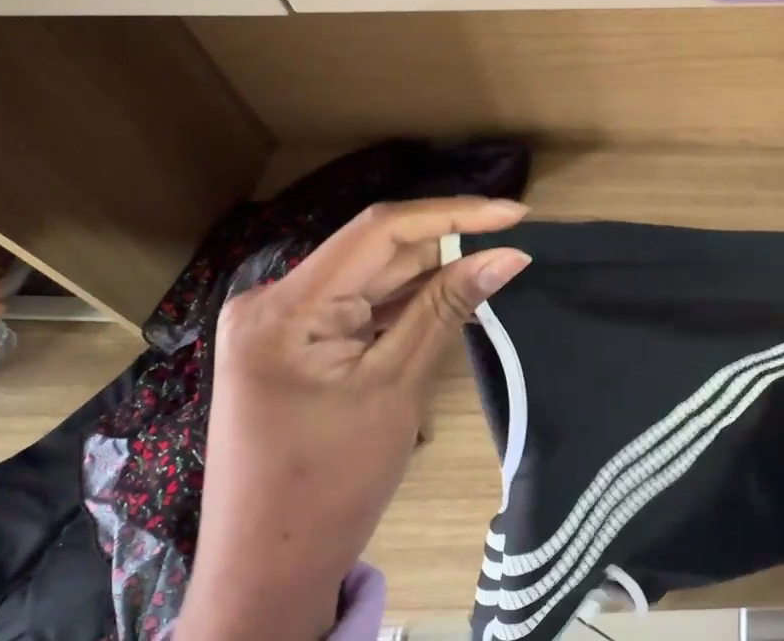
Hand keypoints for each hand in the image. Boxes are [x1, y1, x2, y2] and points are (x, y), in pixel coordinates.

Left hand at [180, 198, 532, 639]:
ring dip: (429, 278)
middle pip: (375, 254)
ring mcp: (277, 325)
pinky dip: (403, 306)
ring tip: (490, 272)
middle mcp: (271, 302)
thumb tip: (509, 254)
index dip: (453, 213)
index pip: (380, 232)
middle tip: (511, 246)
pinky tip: (449, 305)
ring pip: (370, 279)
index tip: (515, 213)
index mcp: (284, 307)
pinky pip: (357, 307)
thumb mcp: (397, 385)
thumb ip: (449, 307)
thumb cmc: (331, 483)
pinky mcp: (290, 346)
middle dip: (445, 248)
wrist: (267, 570)